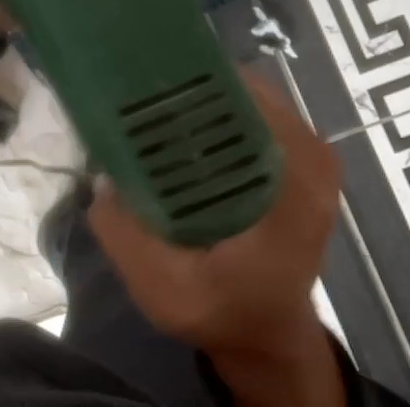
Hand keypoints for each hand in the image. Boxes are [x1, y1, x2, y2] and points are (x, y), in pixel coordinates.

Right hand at [88, 74, 344, 406]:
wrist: (266, 333)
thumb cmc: (222, 310)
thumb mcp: (165, 291)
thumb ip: (128, 238)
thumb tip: (100, 177)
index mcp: (290, 193)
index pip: (246, 105)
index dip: (191, 83)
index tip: (141, 77)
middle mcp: (310, 163)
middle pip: (243, 92)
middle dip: (185, 82)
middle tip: (130, 85)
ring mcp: (308, 156)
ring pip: (244, 96)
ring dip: (194, 93)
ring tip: (143, 97)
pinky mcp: (297, 157)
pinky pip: (249, 110)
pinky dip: (208, 108)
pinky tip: (168, 121)